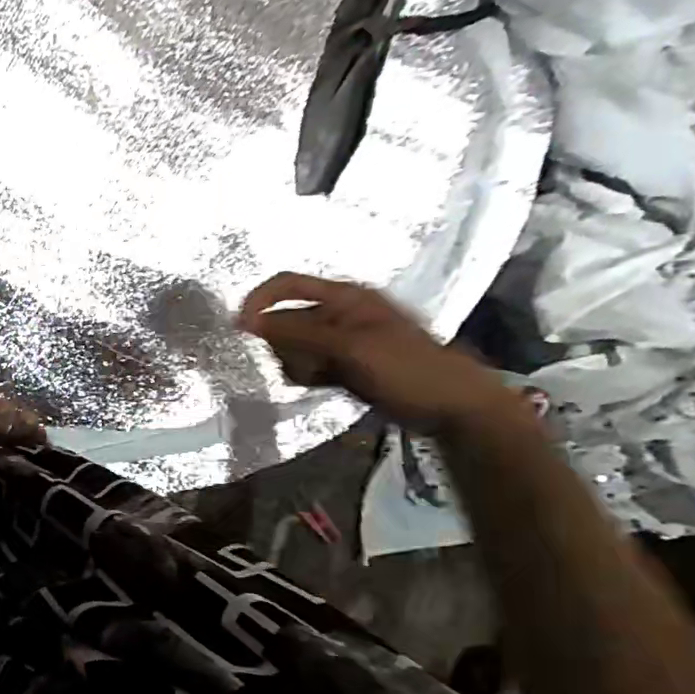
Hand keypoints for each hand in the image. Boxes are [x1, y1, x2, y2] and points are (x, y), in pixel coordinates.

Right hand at [237, 272, 517, 432]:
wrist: (456, 408)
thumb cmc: (407, 369)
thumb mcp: (349, 348)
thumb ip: (296, 333)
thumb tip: (247, 322)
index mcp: (344, 296)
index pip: (286, 285)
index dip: (259, 301)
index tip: (238, 328)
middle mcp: (339, 312)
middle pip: (286, 320)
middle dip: (284, 344)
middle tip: (306, 366)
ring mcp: (342, 339)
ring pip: (294, 346)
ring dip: (296, 364)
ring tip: (321, 379)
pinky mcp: (343, 363)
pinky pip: (307, 364)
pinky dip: (308, 375)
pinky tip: (323, 385)